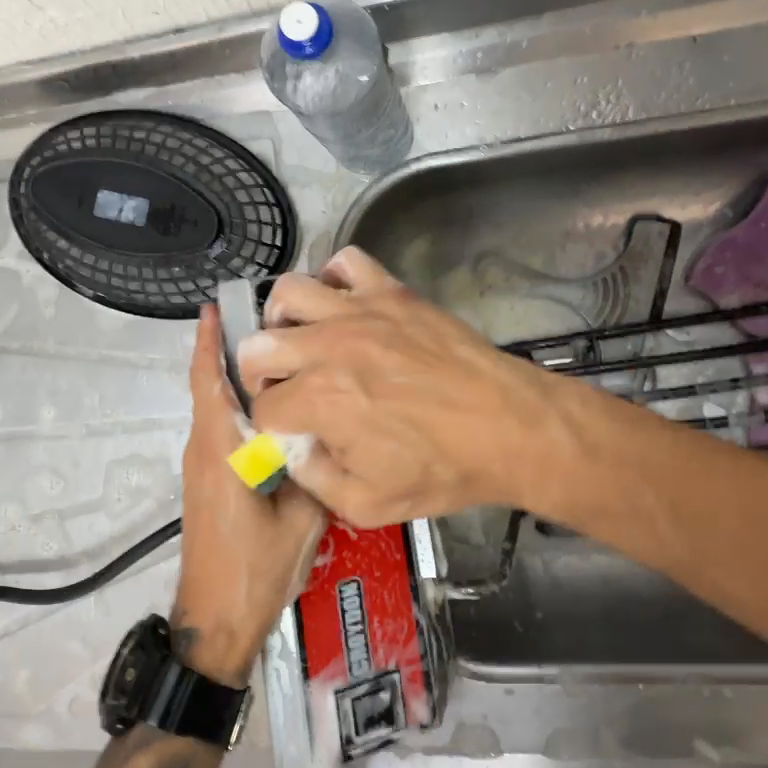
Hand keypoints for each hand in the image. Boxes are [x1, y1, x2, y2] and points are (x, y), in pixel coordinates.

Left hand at [172, 305, 326, 687]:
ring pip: (215, 410)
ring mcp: (202, 469)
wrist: (216, 621)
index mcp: (221, 451)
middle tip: (269, 324)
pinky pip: (220, 431)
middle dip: (228, 353)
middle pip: (209, 390)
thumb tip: (326, 434)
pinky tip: (274, 409)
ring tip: (278, 358)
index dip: (207, 344)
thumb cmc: (256, 569)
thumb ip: (312, 472)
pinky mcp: (208, 483)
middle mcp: (204, 452)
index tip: (215, 308)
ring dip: (235, 381)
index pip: (209, 384)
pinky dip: (238, 409)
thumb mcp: (302, 521)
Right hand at [238, 247, 584, 527]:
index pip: (262, 407)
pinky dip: (334, 278)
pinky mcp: (392, 292)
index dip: (271, 426)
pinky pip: (346, 262)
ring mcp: (362, 312)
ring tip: (304, 341)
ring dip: (284, 321)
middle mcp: (330, 346)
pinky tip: (344, 307)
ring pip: (288, 293)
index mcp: (321, 400)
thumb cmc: (443, 469)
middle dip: (260, 375)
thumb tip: (292, 448)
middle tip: (287, 390)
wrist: (510, 427)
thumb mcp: (368, 504)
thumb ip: (313, 478)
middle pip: (257, 347)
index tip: (291, 432)